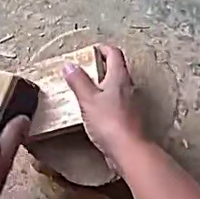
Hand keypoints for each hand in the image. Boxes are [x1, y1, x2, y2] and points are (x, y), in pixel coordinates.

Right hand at [63, 44, 145, 160]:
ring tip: (86, 89)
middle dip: (101, 66)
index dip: (102, 49)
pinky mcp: (128, 117)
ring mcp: (130, 102)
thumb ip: (78, 81)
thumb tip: (69, 65)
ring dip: (103, 84)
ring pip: (117, 86)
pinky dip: (105, 100)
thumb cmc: (110, 122)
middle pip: (116, 68)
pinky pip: (116, 102)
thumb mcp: (88, 99)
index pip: (114, 53)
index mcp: (119, 77)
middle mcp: (128, 86)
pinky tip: (95, 110)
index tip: (89, 51)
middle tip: (84, 69)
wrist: (128, 149)